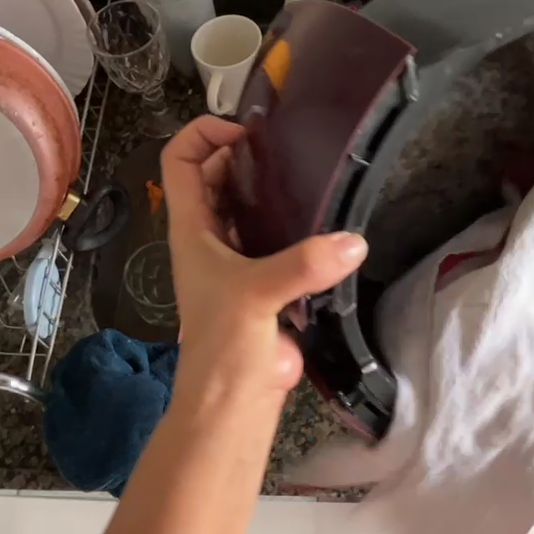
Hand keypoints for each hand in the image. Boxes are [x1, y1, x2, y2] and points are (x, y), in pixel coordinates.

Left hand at [160, 116, 367, 396]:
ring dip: (267, 187)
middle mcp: (208, 236)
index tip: (248, 134)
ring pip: (244, 205)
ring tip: (309, 175)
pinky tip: (322, 219)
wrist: (234, 399)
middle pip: (214, 176)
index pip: (180, 160)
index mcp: (191, 227)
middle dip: (243, 154)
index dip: (204, 135)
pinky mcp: (262, 280)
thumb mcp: (256, 294)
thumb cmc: (225, 343)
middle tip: (290, 149)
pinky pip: (273, 236)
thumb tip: (353, 242)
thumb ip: (301, 266)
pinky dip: (291, 221)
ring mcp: (234, 258)